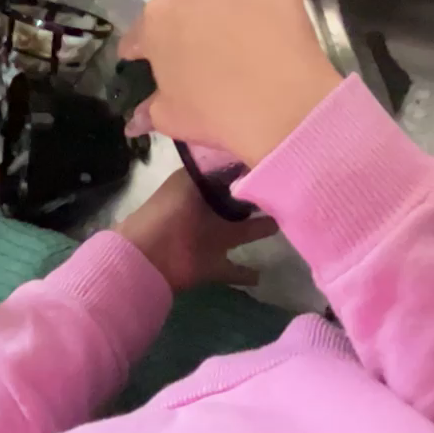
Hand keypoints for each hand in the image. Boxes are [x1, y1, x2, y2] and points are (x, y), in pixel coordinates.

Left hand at [114, 170, 277, 290]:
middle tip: (286, 191)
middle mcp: (208, 208)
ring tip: (284, 224)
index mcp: (201, 184)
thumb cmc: (171, 209)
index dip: (249, 167)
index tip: (273, 161)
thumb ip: (224, 170)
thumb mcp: (196, 181)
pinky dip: (245, 273)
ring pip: (243, 231)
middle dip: (257, 197)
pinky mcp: (212, 264)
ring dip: (260, 228)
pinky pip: (233, 269)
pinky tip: (262, 275)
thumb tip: (250, 158)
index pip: (230, 171)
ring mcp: (210, 237)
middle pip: (238, 201)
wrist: (148, 255)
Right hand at [120, 0, 340, 166]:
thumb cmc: (216, 112)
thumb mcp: (171, 118)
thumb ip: (149, 110)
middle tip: (207, 52)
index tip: (153, 62)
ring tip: (244, 34)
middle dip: (190, 22)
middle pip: (184, 3)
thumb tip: (136, 119)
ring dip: (226, 4)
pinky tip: (275, 21)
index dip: (145, 49)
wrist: (283, 105)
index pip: (141, 33)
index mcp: (157, 19)